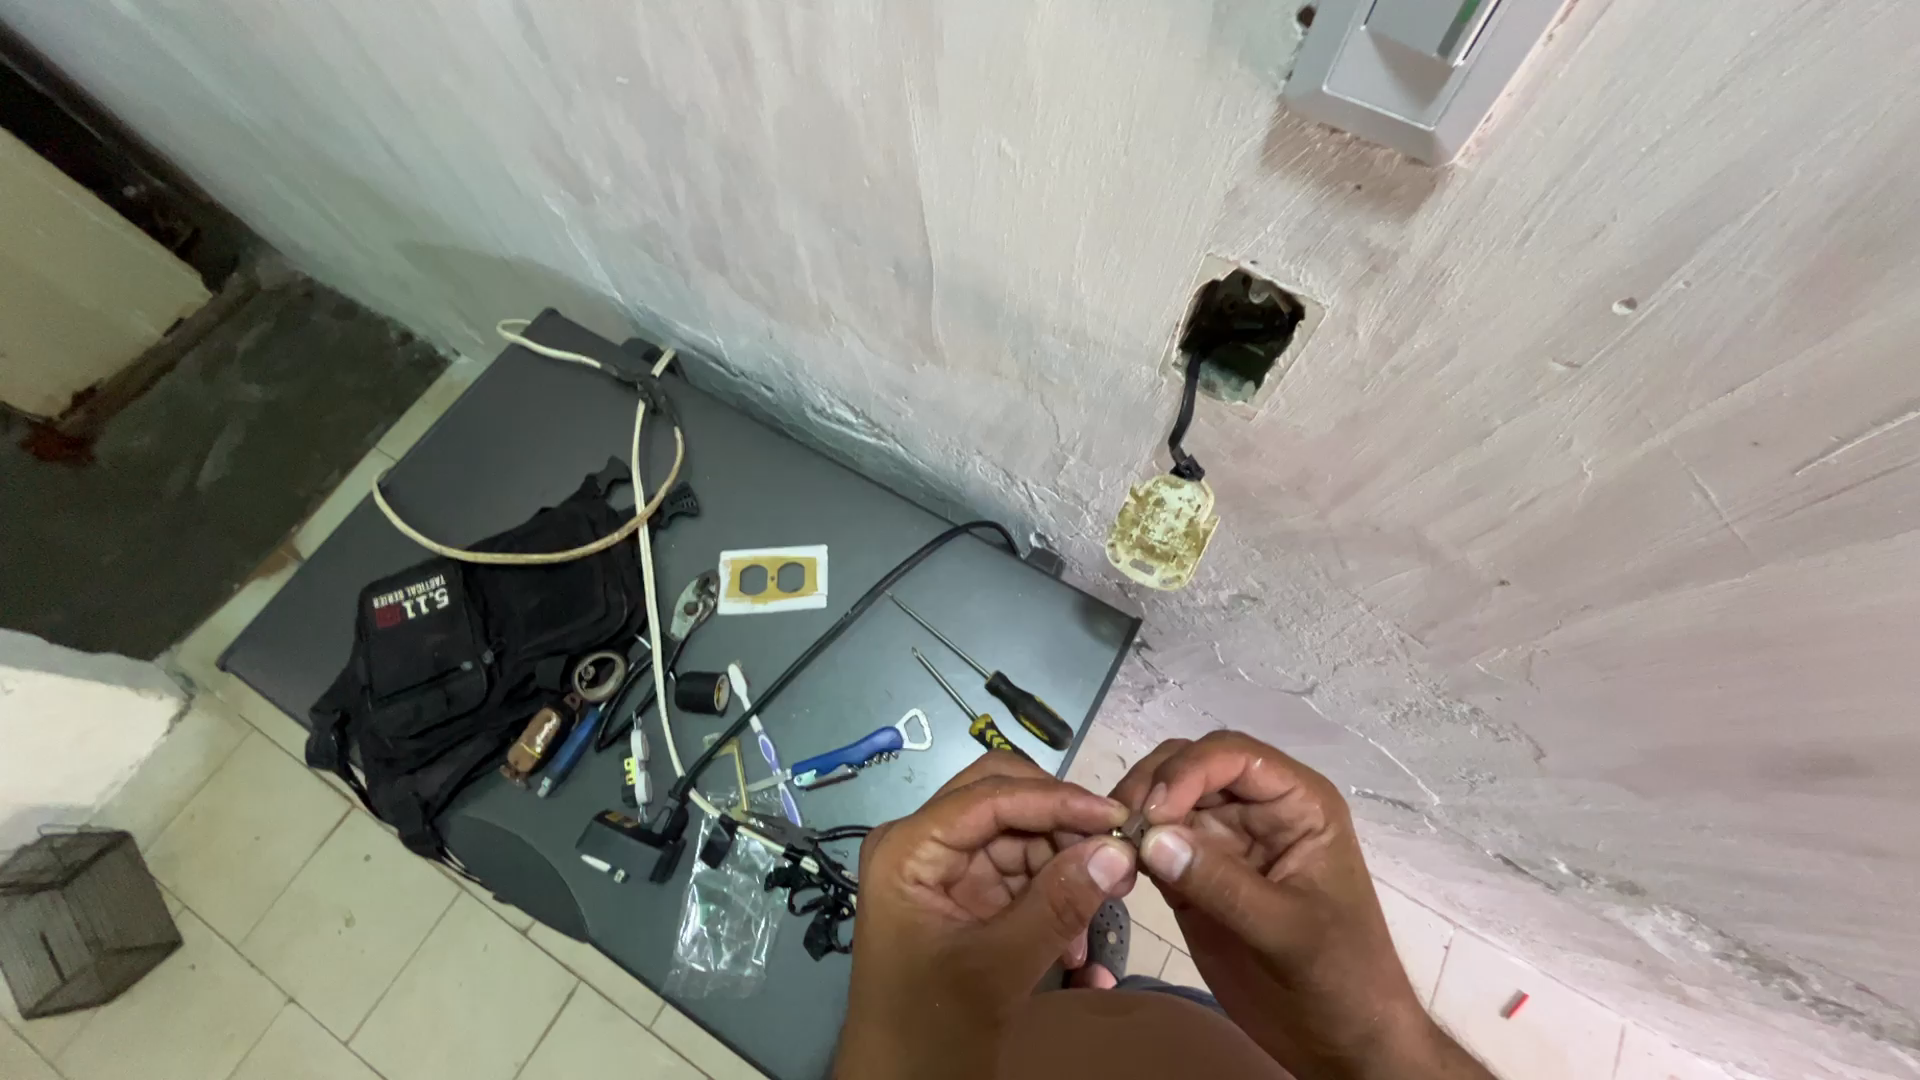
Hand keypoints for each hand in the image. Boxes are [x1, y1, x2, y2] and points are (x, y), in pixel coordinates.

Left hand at [835, 752, 1134, 1078]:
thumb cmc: (931, 1030)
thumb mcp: (997, 969)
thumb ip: (1057, 905)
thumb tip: (1118, 850)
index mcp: (909, 847)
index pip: (989, 795)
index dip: (1056, 799)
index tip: (1116, 815)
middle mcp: (923, 839)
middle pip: (1002, 797)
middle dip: (1060, 821)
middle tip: (1113, 852)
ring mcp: (944, 862)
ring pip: (1018, 829)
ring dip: (1063, 861)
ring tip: (1104, 902)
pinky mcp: (965, 887)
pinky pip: (1020, 866)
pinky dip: (1053, 889)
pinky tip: (1076, 935)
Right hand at [1112, 732, 1488, 1079]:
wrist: (1341, 1045)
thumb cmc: (1341, 980)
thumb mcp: (1290, 932)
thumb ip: (1222, 884)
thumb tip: (1151, 838)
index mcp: (1294, 801)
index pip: (1232, 756)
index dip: (1188, 771)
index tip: (1153, 811)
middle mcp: (1254, 806)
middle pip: (1189, 764)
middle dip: (1151, 785)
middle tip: (1120, 825)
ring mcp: (1221, 837)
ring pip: (1164, 796)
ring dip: (1134, 811)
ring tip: (1113, 845)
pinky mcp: (1193, 870)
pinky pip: (1153, 839)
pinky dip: (1130, 845)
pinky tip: (1116, 864)